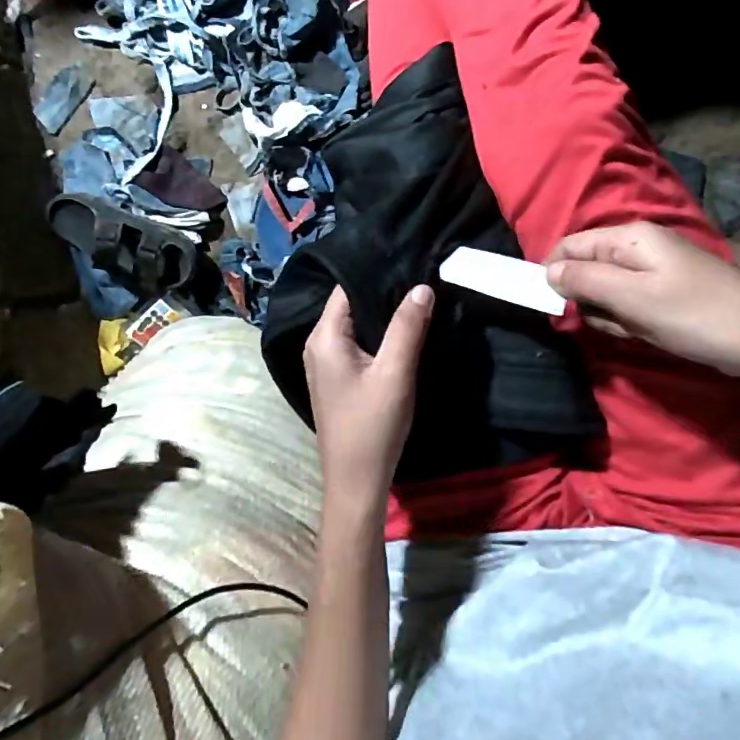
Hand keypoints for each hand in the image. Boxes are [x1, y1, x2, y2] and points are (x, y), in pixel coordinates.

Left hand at [303, 285, 433, 510]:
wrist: (357, 481)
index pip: (347, 288)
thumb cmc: (373, 425)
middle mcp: (318, 345)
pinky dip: (379, 336)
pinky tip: (404, 333)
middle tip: (420, 276)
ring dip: (383, 316)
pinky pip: (357, 344)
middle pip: (351, 305)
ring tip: (417, 299)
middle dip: (383, 292)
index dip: (377, 272)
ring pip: (356, 325)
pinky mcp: (338, 379)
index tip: (409, 258)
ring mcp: (325, 363)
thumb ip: (407, 327)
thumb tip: (421, 286)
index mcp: (324, 337)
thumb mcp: (395, 373)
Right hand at [545, 222, 739, 385]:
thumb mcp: (633, 297)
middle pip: (588, 269)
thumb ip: (585, 281)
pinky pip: (631, 305)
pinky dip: (631, 322)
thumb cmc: (695, 315)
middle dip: (587, 299)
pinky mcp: (667, 295)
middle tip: (609, 322)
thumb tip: (546, 271)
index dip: (554, 272)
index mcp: (629, 236)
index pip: (571, 245)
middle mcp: (640, 246)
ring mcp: (656, 272)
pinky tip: (649, 334)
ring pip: (608, 292)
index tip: (549, 306)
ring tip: (636, 330)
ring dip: (611, 316)